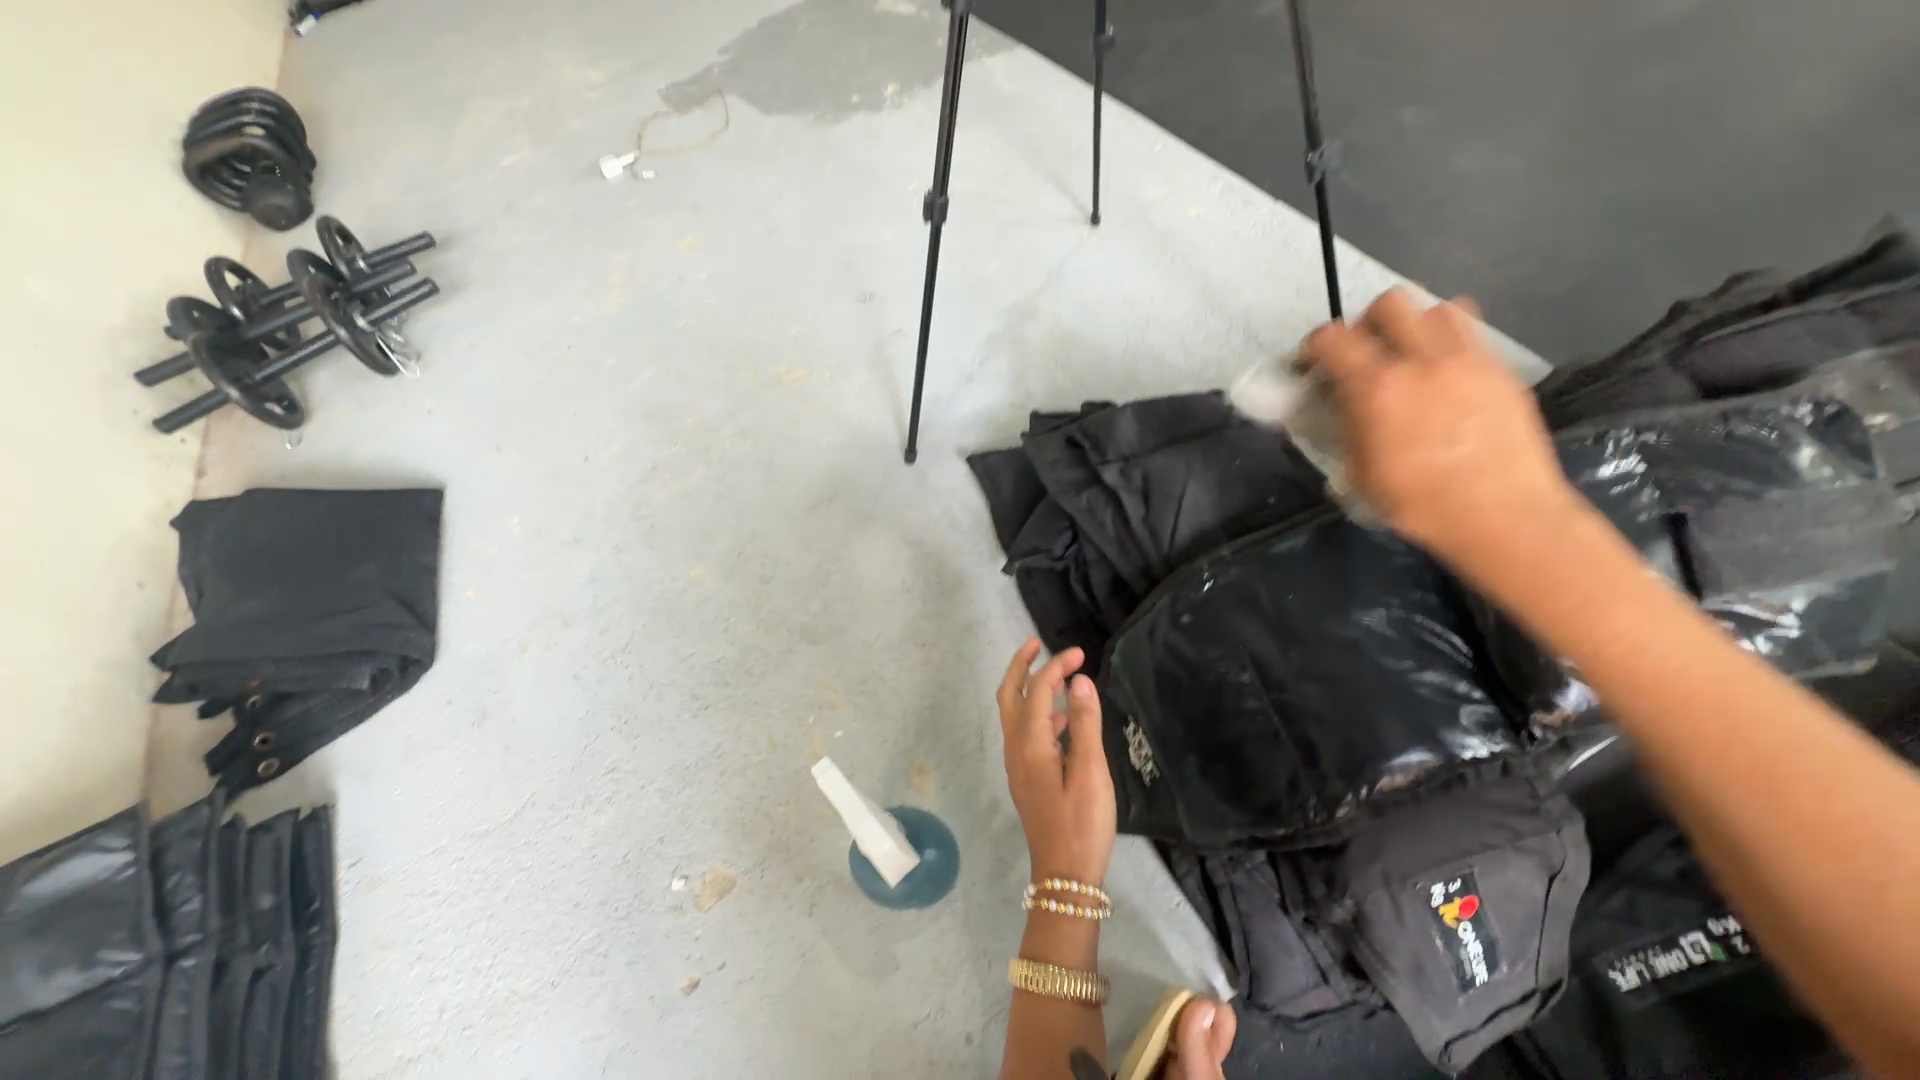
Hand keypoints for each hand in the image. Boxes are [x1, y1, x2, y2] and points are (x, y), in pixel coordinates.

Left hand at [997, 640, 1116, 884]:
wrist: (1064, 875)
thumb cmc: (1082, 824)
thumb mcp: (1090, 772)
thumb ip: (1083, 724)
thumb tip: (1079, 681)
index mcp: (1030, 745)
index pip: (1037, 691)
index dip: (1055, 667)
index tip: (1080, 654)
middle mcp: (1016, 750)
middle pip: (1009, 696)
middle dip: (1021, 667)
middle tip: (1038, 644)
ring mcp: (1018, 766)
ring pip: (1014, 715)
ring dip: (1029, 689)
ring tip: (1058, 677)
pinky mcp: (1026, 779)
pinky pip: (1025, 733)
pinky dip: (1038, 715)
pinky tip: (1064, 722)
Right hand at [1301, 287, 1583, 571]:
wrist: (1503, 516)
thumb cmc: (1421, 505)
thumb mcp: (1362, 473)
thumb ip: (1349, 427)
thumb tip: (1344, 405)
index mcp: (1378, 389)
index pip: (1333, 339)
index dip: (1314, 345)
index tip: (1311, 364)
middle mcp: (1422, 361)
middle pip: (1389, 303)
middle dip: (1367, 323)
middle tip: (1365, 353)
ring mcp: (1468, 360)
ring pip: (1436, 308)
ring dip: (1415, 326)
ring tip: (1412, 357)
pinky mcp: (1501, 370)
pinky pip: (1472, 334)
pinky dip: (1451, 343)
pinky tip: (1447, 375)